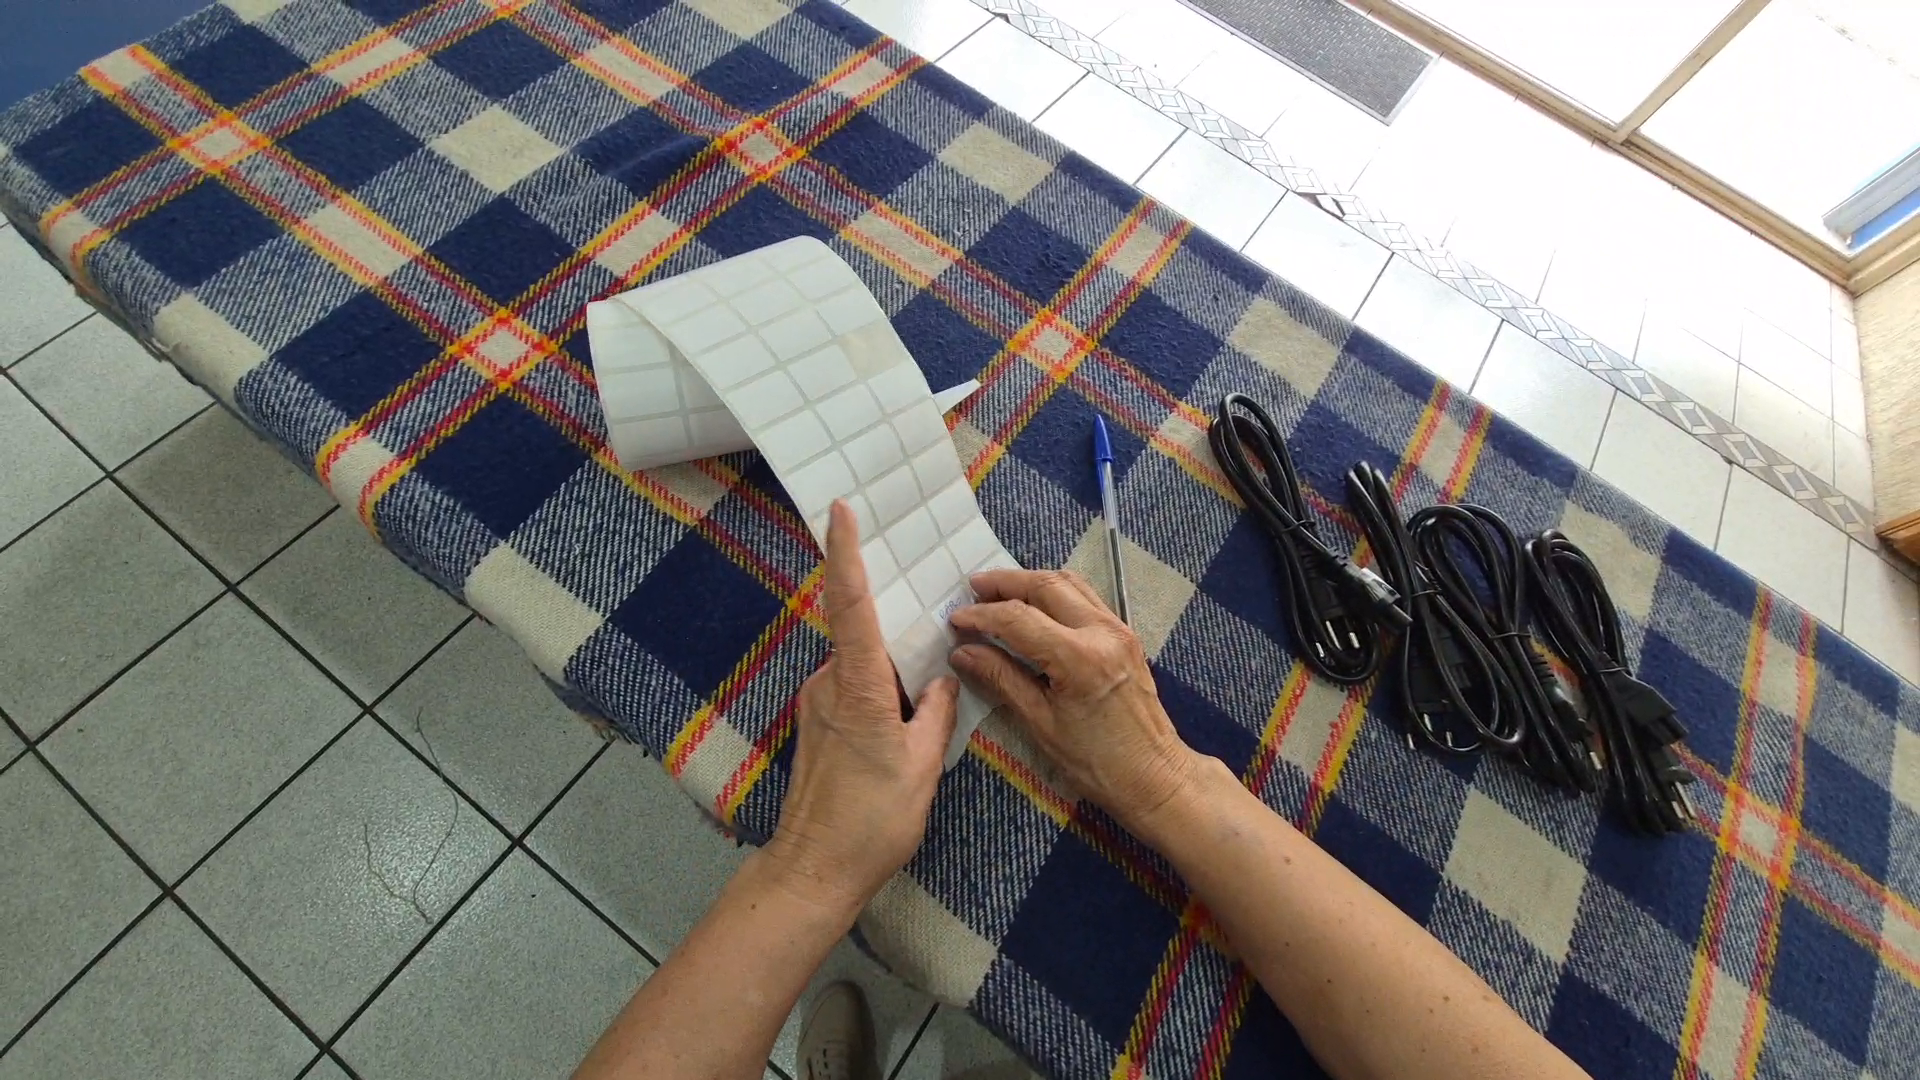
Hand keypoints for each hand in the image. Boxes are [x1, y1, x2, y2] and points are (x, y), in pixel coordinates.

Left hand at [764, 501, 958, 918]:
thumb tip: (944, 682)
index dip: (845, 553)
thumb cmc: (872, 820)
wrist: (814, 870)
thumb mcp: (921, 765)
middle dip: (893, 628)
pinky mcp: (817, 720)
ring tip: (920, 699)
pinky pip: (852, 684)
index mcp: (858, 687)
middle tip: (926, 640)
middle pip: (861, 632)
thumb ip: (935, 714)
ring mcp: (818, 702)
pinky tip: (902, 717)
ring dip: (889, 669)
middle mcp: (830, 683)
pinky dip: (879, 687)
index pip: (851, 605)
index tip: (840, 511)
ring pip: (860, 663)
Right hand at [947, 569, 1197, 832]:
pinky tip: (1034, 603)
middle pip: (1045, 585)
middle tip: (972, 587)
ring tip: (998, 589)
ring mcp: (1117, 628)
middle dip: (1004, 582)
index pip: (1017, 618)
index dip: (982, 615)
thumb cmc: (1095, 761)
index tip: (956, 620)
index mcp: (1078, 658)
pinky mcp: (1124, 634)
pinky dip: (1055, 591)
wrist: (1154, 775)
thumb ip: (1001, 678)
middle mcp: (1101, 632)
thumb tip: (963, 651)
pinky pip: (1085, 597)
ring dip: (1030, 580)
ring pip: (1069, 583)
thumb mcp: (1039, 723)